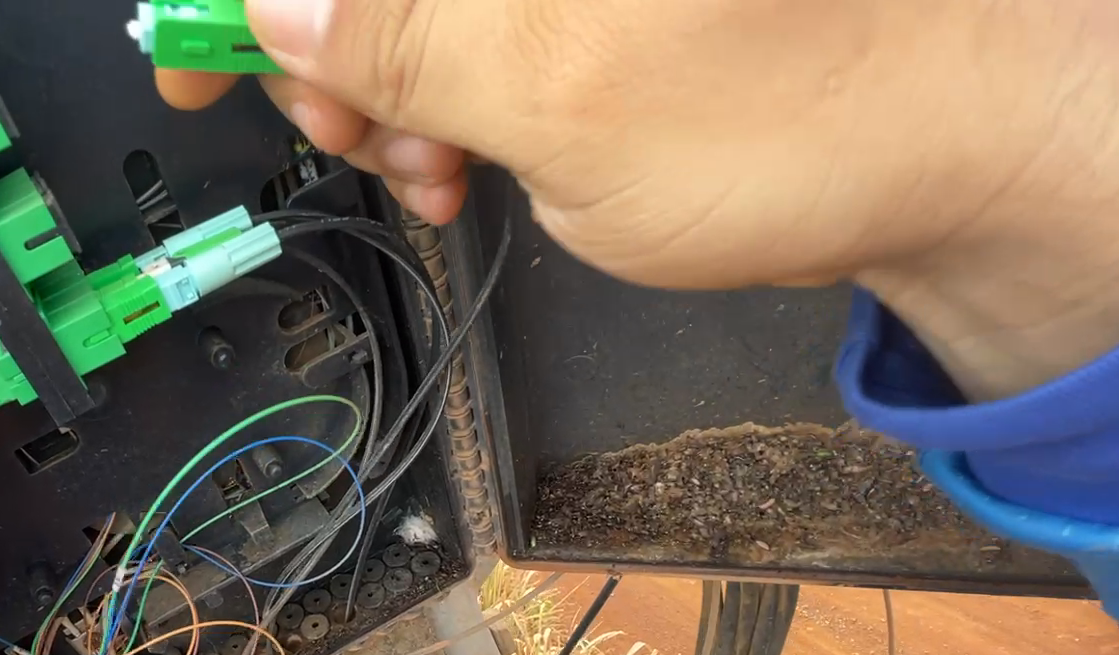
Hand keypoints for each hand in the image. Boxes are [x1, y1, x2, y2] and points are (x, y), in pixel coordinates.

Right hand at [165, 0, 1118, 399]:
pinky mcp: (559, 9)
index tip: (188, 53)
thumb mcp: (560, 91)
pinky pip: (445, 54)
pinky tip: (456, 172)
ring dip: (377, 105)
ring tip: (431, 173)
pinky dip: (427, 119)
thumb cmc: (775, 127)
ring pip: (392, 18)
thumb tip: (278, 5)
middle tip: (345, 136)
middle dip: (322, 54)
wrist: (931, 158)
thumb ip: (410, 36)